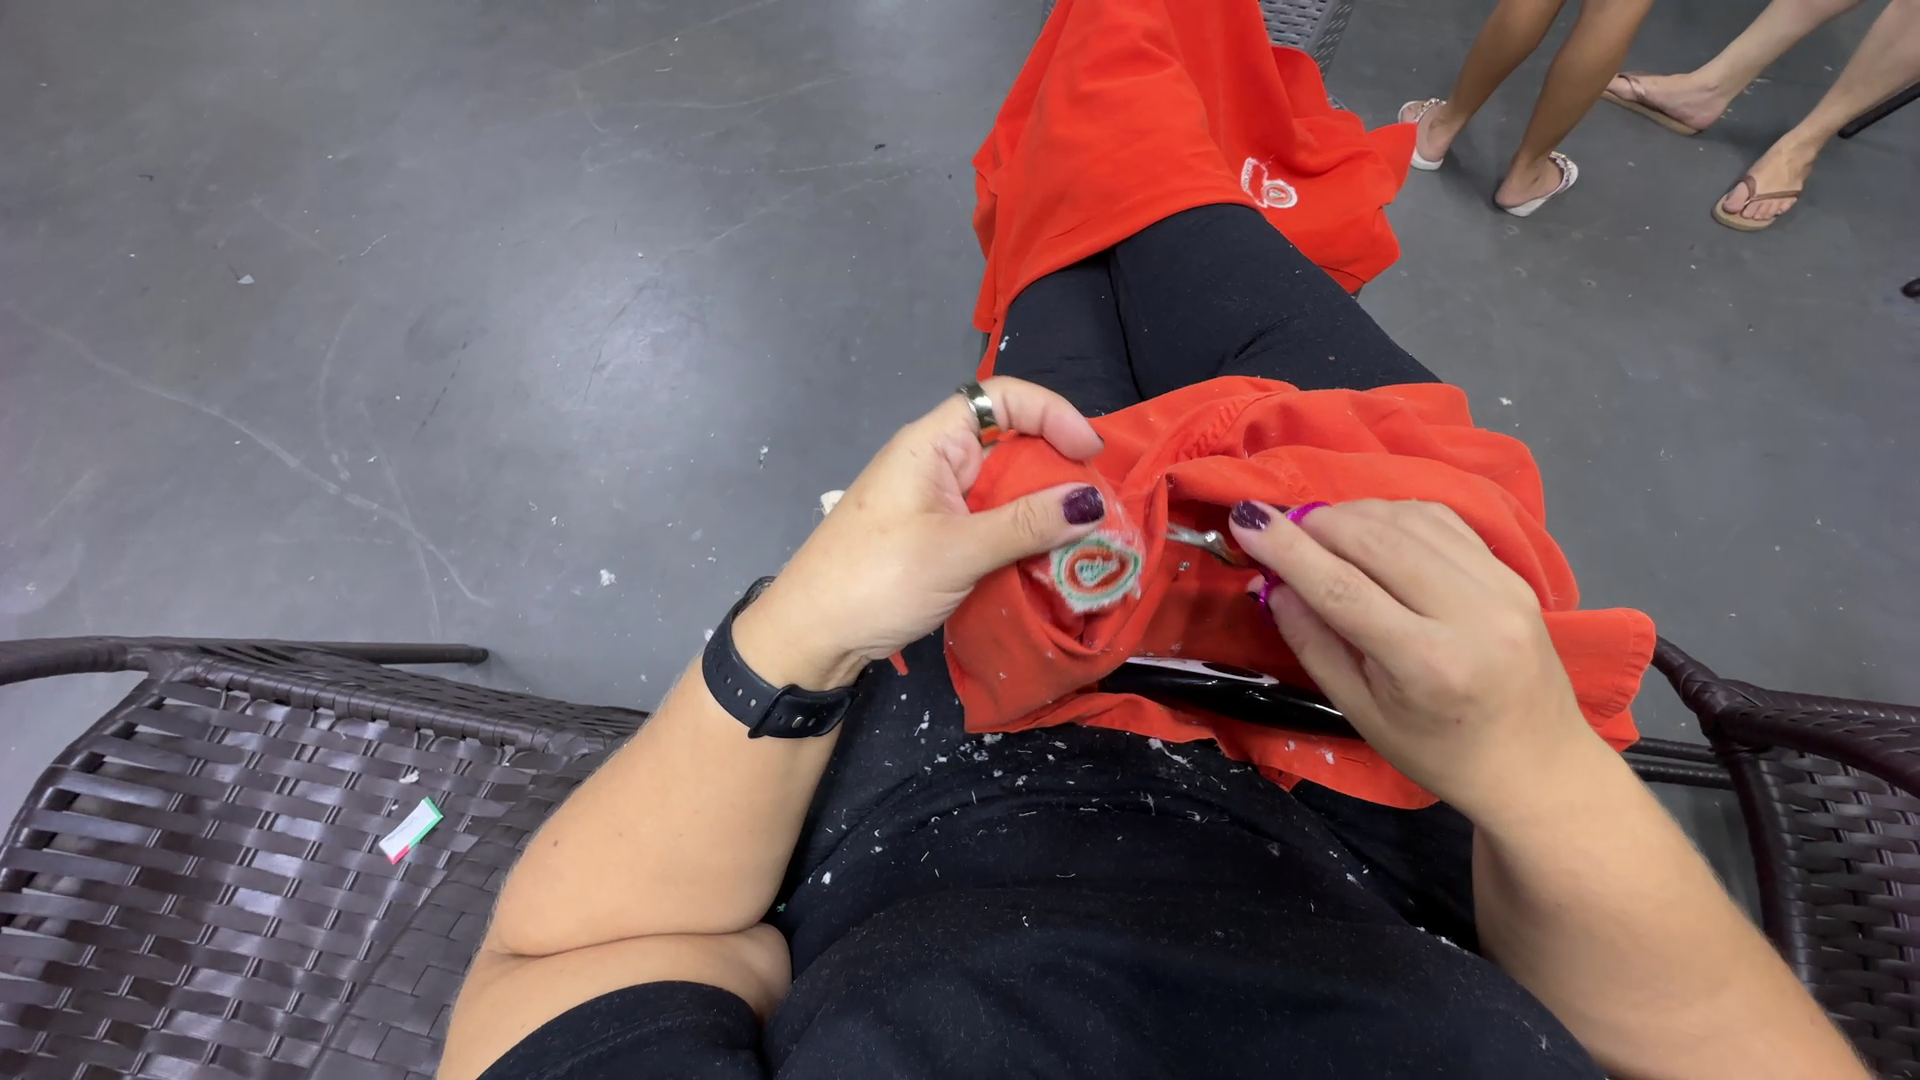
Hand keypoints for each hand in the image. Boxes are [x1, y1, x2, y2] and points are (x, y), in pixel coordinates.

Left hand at [734, 377, 1107, 689]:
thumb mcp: (957, 550)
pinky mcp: (940, 536)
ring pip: (1006, 489)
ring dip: (1045, 509)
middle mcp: (938, 462)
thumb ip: (1026, 524)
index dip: (1052, 412)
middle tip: (1101, 508)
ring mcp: (939, 502)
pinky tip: (1051, 559)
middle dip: (1059, 469)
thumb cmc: (876, 579)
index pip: (1002, 397)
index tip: (1089, 454)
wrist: (813, 634)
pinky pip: (993, 523)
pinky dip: (1023, 536)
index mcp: (933, 442)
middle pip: (1012, 443)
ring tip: (1087, 538)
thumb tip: (1093, 501)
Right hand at [1227, 499, 1602, 817]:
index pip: (1342, 588)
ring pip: (1408, 520)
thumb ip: (1311, 641)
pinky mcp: (1514, 572)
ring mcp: (1502, 587)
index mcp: (1428, 665)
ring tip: (1318, 533)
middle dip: (1315, 524)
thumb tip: (1270, 583)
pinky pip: (1440, 520)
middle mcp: (1473, 615)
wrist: (1538, 766)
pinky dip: (1391, 514)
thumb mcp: (1358, 710)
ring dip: (1350, 514)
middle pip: (1376, 541)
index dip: (1286, 549)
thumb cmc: (1436, 751)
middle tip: (1278, 528)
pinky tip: (1368, 531)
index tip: (1244, 519)